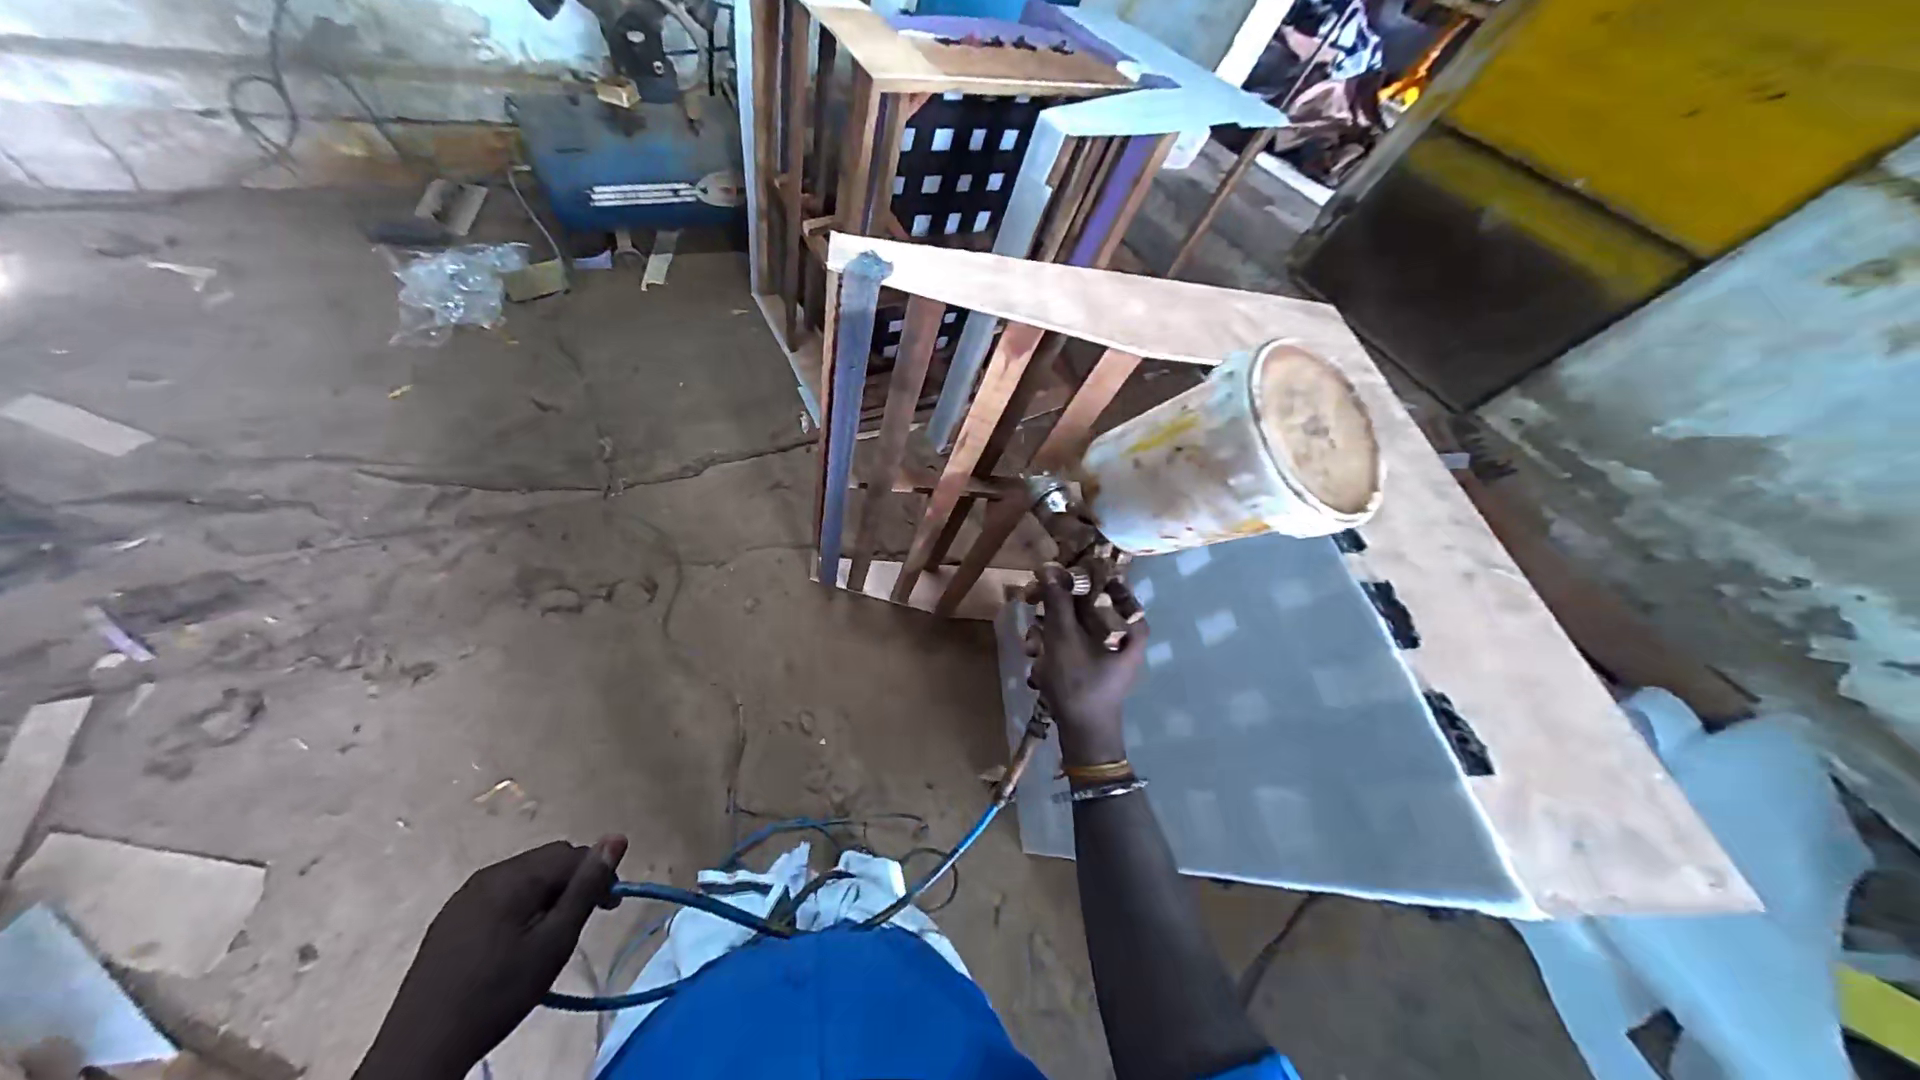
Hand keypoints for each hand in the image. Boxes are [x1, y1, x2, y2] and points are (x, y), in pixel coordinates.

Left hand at [354, 836, 626, 1079]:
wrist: (420, 1050)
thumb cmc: (498, 993)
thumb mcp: (555, 941)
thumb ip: (587, 887)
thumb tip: (617, 837)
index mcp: (514, 877)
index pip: (574, 854)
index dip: (599, 875)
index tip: (609, 909)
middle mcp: (488, 876)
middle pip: (548, 861)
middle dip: (573, 883)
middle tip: (581, 923)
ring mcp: (464, 897)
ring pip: (525, 877)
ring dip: (548, 894)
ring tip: (551, 935)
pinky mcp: (450, 919)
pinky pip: (500, 895)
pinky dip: (521, 906)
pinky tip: (516, 942)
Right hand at [1024, 562, 1148, 766]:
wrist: (1084, 736)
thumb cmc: (1080, 685)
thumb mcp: (1063, 639)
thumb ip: (1057, 601)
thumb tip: (1049, 568)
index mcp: (1130, 622)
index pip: (1105, 581)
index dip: (1075, 576)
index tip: (1049, 577)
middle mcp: (1124, 630)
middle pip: (1085, 601)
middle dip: (1053, 606)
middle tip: (1029, 600)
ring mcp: (1108, 647)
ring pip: (1073, 620)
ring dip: (1047, 628)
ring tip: (1032, 647)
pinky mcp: (1092, 661)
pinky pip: (1071, 640)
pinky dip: (1052, 645)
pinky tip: (1036, 660)